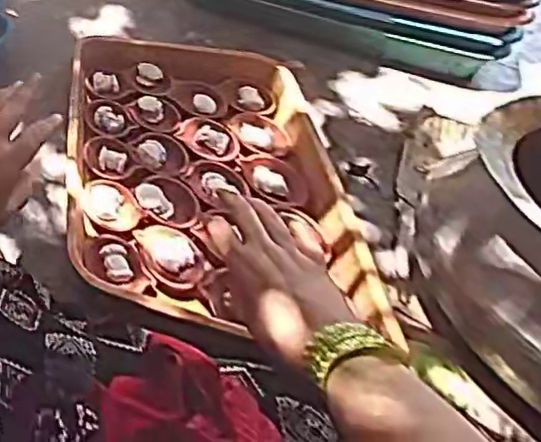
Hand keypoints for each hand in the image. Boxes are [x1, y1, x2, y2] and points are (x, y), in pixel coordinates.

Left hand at [0, 79, 61, 232]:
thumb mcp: (7, 208)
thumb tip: (35, 169)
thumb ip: (24, 188)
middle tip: (37, 78)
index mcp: (9, 159)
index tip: (57, 116)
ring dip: (7, 91)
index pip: (34, 136)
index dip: (47, 125)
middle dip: (28, 92)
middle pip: (15, 109)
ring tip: (18, 83)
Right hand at [205, 190, 357, 371]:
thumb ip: (233, 293)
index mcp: (243, 263)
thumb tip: (222, 284)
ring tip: (248, 198)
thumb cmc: (288, 340)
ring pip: (271, 216)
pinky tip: (289, 220)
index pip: (218, 229)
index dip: (209, 222)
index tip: (204, 222)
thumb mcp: (248, 319)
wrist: (336, 350)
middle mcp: (265, 250)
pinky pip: (300, 232)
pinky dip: (291, 223)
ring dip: (256, 203)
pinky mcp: (315, 261)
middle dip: (229, 198)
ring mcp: (292, 252)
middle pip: (243, 211)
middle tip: (220, 191)